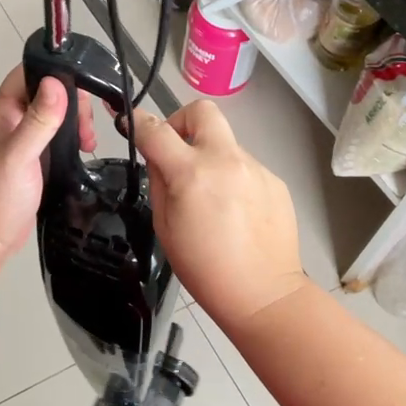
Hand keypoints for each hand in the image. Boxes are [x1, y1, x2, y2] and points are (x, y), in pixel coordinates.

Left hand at [0, 68, 93, 257]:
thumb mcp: (19, 156)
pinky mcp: (34, 158)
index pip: (28, 72)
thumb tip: (56, 82)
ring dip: (75, 120)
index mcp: (3, 112)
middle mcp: (13, 120)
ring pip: (55, 113)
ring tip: (89, 141)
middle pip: (46, 91)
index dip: (54, 71)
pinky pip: (57, 136)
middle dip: (72, 100)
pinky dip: (73, 137)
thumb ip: (38, 121)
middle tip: (87, 125)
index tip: (82, 85)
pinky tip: (85, 151)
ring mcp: (23, 140)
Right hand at [133, 102, 306, 325]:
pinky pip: (245, 168)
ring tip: (212, 201)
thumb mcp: (165, 227)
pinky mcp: (275, 181)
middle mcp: (227, 161)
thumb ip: (159, 182)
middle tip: (178, 153)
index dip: (137, 121)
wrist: (264, 294)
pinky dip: (233, 180)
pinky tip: (235, 213)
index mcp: (193, 173)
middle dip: (182, 122)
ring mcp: (256, 169)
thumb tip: (158, 157)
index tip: (129, 121)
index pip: (156, 130)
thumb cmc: (204, 268)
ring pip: (225, 144)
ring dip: (211, 160)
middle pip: (202, 111)